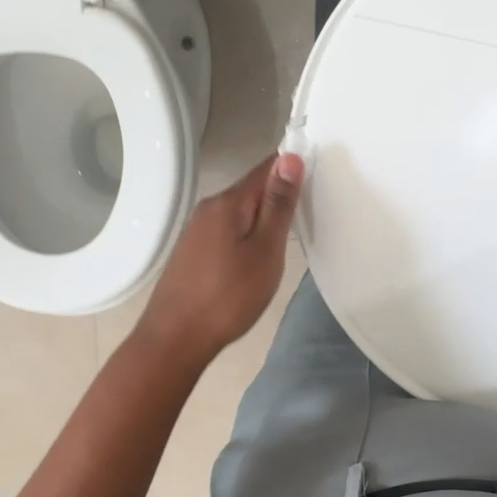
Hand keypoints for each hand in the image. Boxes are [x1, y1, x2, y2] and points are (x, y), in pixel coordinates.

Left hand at [131, 153, 303, 363]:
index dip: (294, 168)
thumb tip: (290, 157)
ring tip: (291, 236)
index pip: (267, 167)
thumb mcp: (264, 251)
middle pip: (253, 188)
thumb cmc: (228, 296)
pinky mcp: (194, 251)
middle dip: (281, 195)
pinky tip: (259, 254)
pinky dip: (249, 234)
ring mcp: (198, 230)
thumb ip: (278, 205)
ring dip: (265, 217)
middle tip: (314, 212)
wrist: (175, 339)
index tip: (321, 179)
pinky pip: (229, 229)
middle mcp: (210, 208)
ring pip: (241, 211)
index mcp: (228, 202)